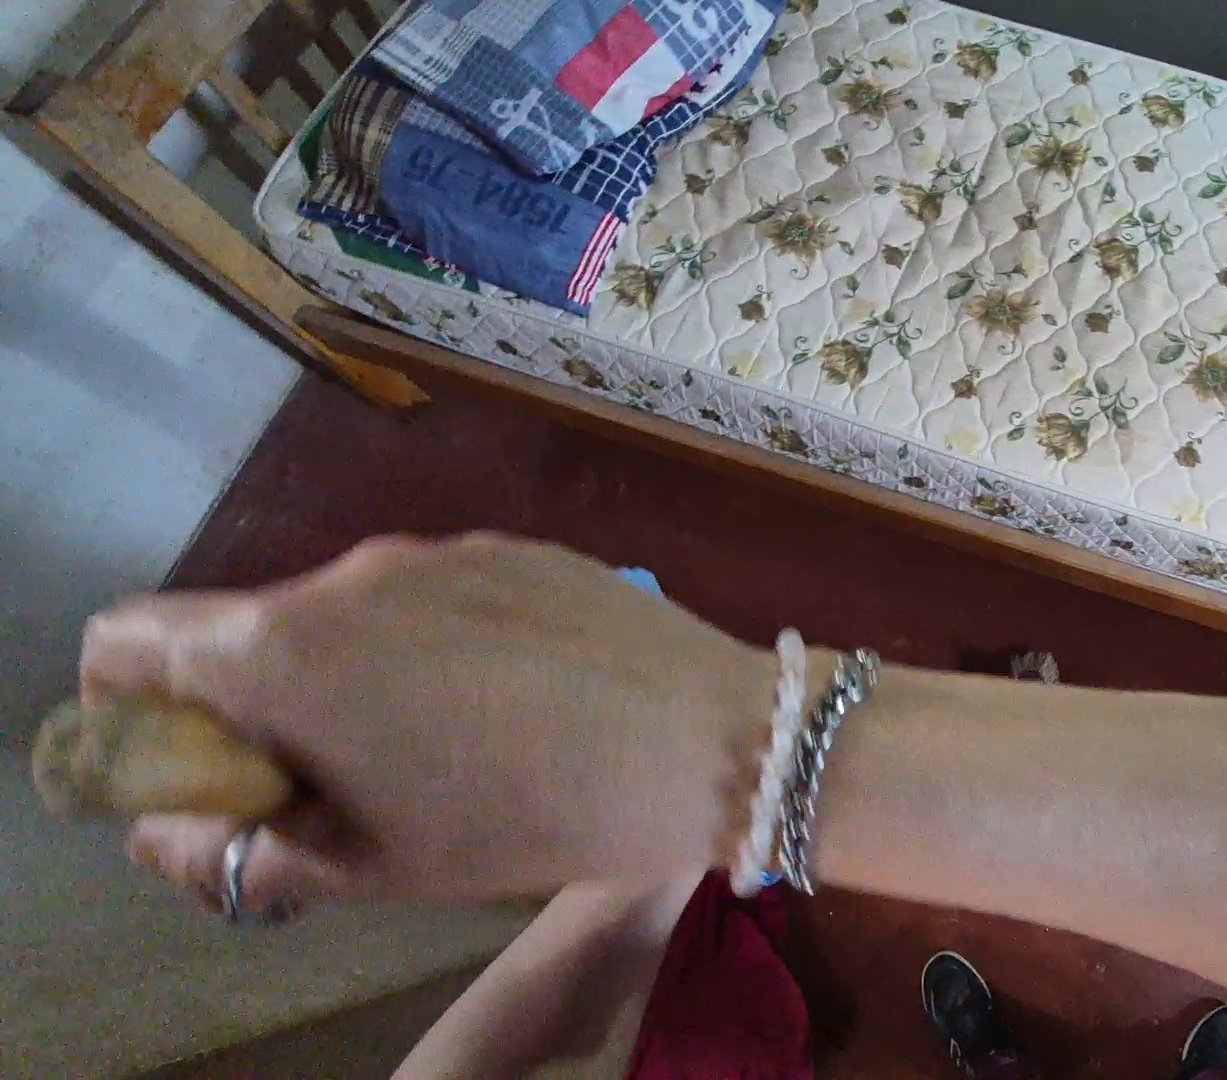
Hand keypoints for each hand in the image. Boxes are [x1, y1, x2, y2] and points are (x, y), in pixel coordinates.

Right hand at [83, 535, 769, 912]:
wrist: (708, 738)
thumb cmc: (537, 812)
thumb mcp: (371, 861)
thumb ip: (236, 842)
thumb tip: (175, 821)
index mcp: (287, 643)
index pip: (133, 643)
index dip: (149, 710)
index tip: (226, 763)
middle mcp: (364, 570)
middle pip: (263, 625)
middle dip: (281, 695)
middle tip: (366, 769)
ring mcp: (461, 548)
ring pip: (370, 607)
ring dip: (379, 665)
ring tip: (468, 732)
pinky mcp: (537, 548)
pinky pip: (457, 591)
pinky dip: (459, 634)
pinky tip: (532, 685)